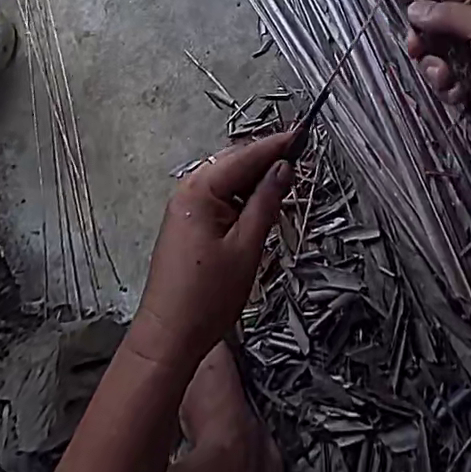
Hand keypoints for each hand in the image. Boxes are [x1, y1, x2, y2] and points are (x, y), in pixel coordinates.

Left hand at [128, 131, 294, 373]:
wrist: (168, 338)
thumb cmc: (205, 298)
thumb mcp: (247, 246)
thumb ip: (267, 201)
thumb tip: (284, 167)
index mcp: (200, 190)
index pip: (245, 155)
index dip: (276, 144)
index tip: (302, 133)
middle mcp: (188, 190)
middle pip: (235, 162)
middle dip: (267, 158)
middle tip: (300, 156)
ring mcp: (185, 205)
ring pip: (229, 179)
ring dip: (256, 177)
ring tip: (286, 179)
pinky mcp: (188, 221)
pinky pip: (221, 196)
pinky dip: (243, 195)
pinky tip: (260, 203)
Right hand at [393, 0, 470, 132]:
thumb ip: (449, 16)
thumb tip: (414, 8)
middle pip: (430, 25)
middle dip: (419, 36)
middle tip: (415, 46)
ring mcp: (469, 55)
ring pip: (433, 55)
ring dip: (433, 66)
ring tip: (444, 76)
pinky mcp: (468, 82)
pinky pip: (444, 81)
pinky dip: (446, 87)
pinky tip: (458, 92)